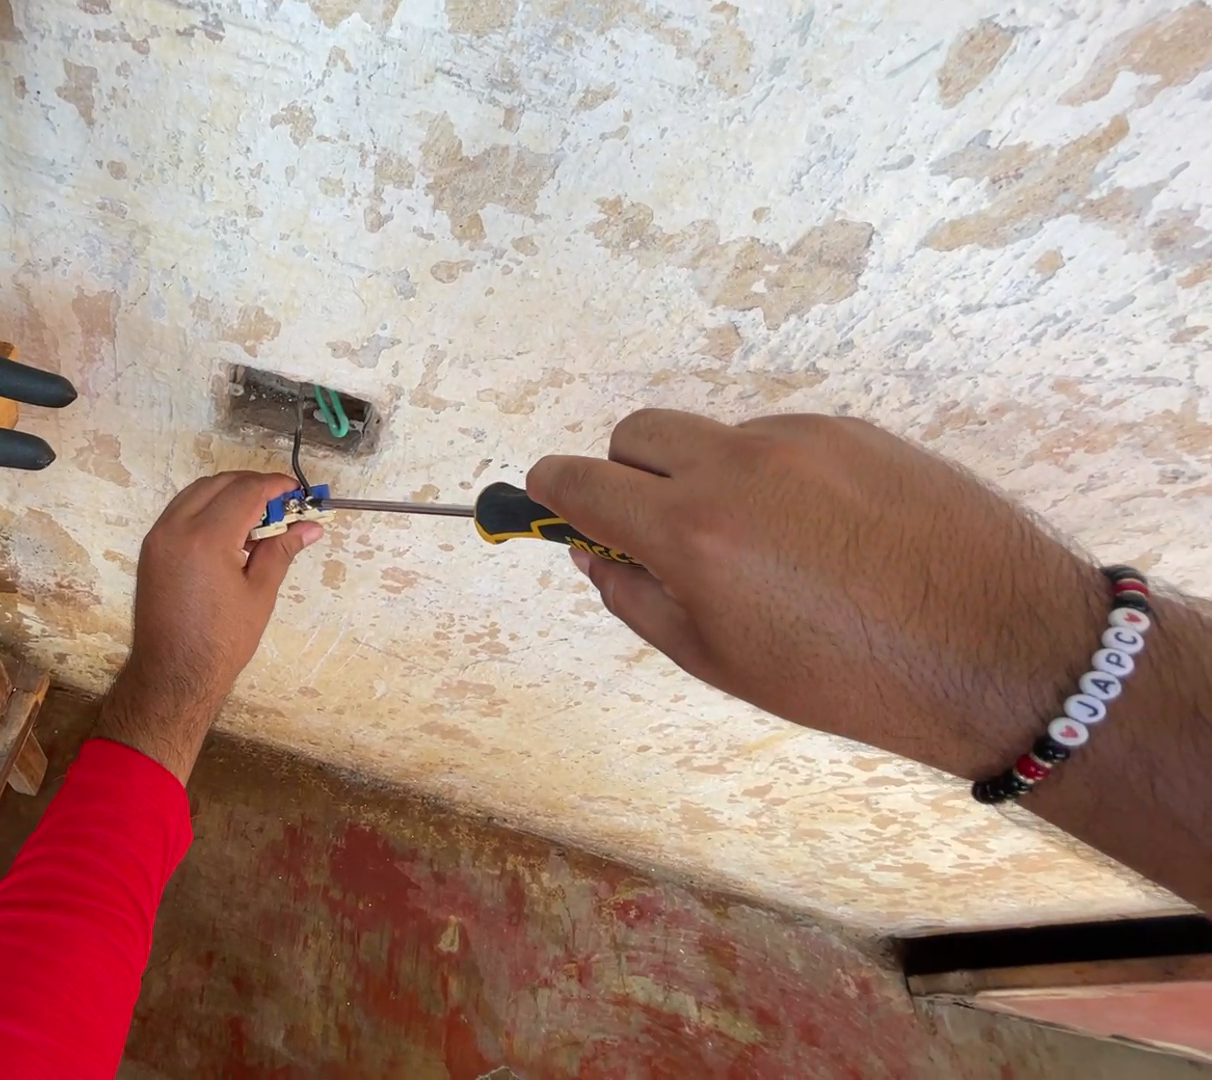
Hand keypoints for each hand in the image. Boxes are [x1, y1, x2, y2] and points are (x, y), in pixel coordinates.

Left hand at [98, 472, 321, 781]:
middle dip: (253, 485)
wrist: (173, 674)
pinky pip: (180, 509)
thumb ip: (281, 550)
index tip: (297, 492)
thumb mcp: (260, 593)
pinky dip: (206, 506)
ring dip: (228, 492)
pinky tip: (228, 528)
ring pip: (196, 491)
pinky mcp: (151, 547)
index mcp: (207, 538)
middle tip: (281, 503)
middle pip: (220, 483)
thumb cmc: (222, 640)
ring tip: (257, 514)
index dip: (275, 486)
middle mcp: (176, 527)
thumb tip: (310, 527)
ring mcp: (158, 536)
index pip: (246, 492)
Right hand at [528, 411, 1104, 777]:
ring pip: (704, 434)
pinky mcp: (853, 430)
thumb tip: (588, 550)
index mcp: (690, 532)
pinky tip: (813, 524)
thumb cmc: (840, 676)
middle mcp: (735, 469)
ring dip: (697, 474)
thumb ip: (629, 594)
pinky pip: (771, 437)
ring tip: (755, 535)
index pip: (580, 482)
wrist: (1009, 655)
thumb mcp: (709, 656)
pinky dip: (762, 472)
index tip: (544, 496)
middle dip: (622, 471)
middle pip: (632, 432)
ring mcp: (798, 439)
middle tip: (654, 522)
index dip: (548, 488)